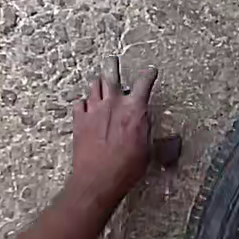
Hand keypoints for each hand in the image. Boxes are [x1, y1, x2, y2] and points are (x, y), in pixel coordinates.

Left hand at [67, 56, 157, 207]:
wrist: (98, 179)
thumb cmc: (125, 168)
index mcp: (134, 109)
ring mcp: (94, 110)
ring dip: (98, 82)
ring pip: (93, 85)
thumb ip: (149, 133)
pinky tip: (85, 106)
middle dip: (113, 65)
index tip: (150, 71)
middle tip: (113, 60)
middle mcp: (113, 104)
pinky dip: (83, 102)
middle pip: (111, 75)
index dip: (148, 75)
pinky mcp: (79, 120)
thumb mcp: (148, 151)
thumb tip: (160, 132)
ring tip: (99, 81)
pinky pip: (79, 103)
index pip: (144, 83)